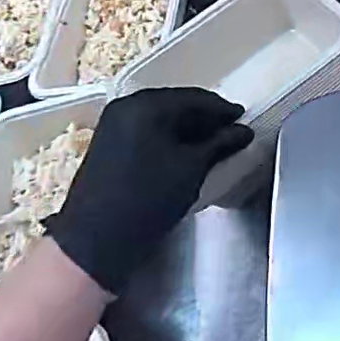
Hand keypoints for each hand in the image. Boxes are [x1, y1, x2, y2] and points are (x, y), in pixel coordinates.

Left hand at [43, 88, 251, 294]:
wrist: (95, 242)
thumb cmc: (149, 198)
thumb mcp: (193, 168)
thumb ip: (221, 143)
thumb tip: (244, 131)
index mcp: (148, 105)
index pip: (196, 98)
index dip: (223, 109)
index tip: (244, 119)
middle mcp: (127, 106)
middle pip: (177, 104)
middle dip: (205, 118)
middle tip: (231, 131)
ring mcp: (113, 124)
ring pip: (161, 117)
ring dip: (187, 127)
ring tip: (212, 143)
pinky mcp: (107, 142)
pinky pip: (146, 128)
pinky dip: (168, 135)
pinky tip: (185, 150)